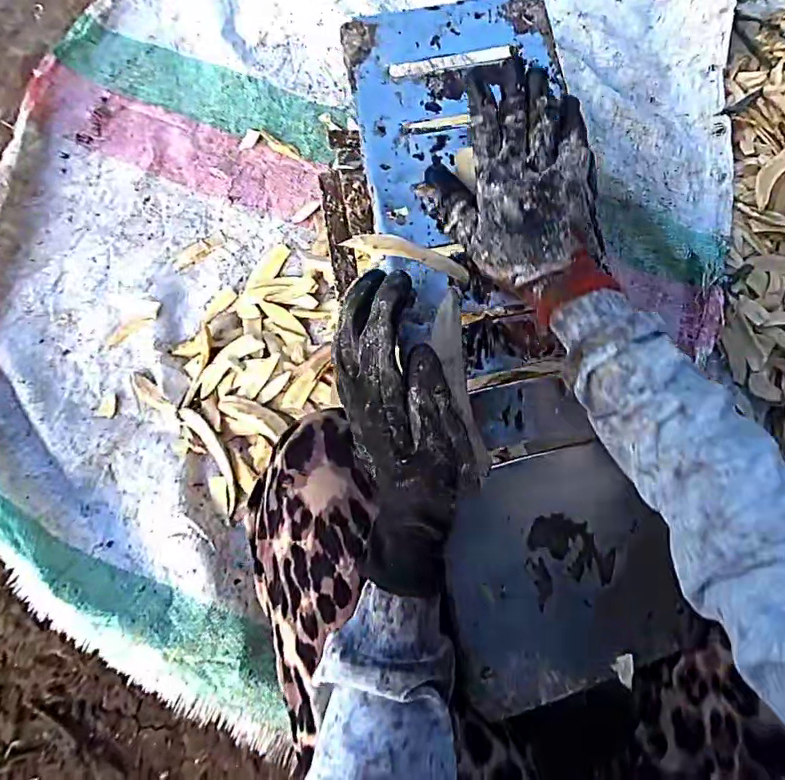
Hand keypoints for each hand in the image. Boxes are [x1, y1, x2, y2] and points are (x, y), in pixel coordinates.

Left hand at [334, 269, 473, 595]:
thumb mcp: (444, 440)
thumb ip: (432, 393)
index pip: (379, 341)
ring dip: (351, 311)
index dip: (388, 307)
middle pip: (352, 336)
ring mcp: (351, 397)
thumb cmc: (435, 476)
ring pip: (341, 344)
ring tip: (368, 286)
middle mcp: (360, 394)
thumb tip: (421, 349)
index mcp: (385, 399)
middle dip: (364, 299)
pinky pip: (340, 356)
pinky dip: (348, 330)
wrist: (406, 510)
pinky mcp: (350, 402)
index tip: (404, 283)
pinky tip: (360, 319)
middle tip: (384, 275)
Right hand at [415, 55, 617, 322]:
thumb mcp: (472, 239)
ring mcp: (555, 172)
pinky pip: (576, 142)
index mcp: (496, 182)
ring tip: (537, 71)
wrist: (562, 281)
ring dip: (541, 96)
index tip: (476, 80)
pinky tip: (569, 101)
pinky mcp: (579, 180)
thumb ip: (449, 207)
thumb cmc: (512, 263)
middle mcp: (526, 169)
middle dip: (513, 90)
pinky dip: (573, 120)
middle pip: (518, 121)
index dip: (480, 104)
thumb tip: (424, 182)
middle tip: (510, 62)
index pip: (486, 133)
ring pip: (546, 126)